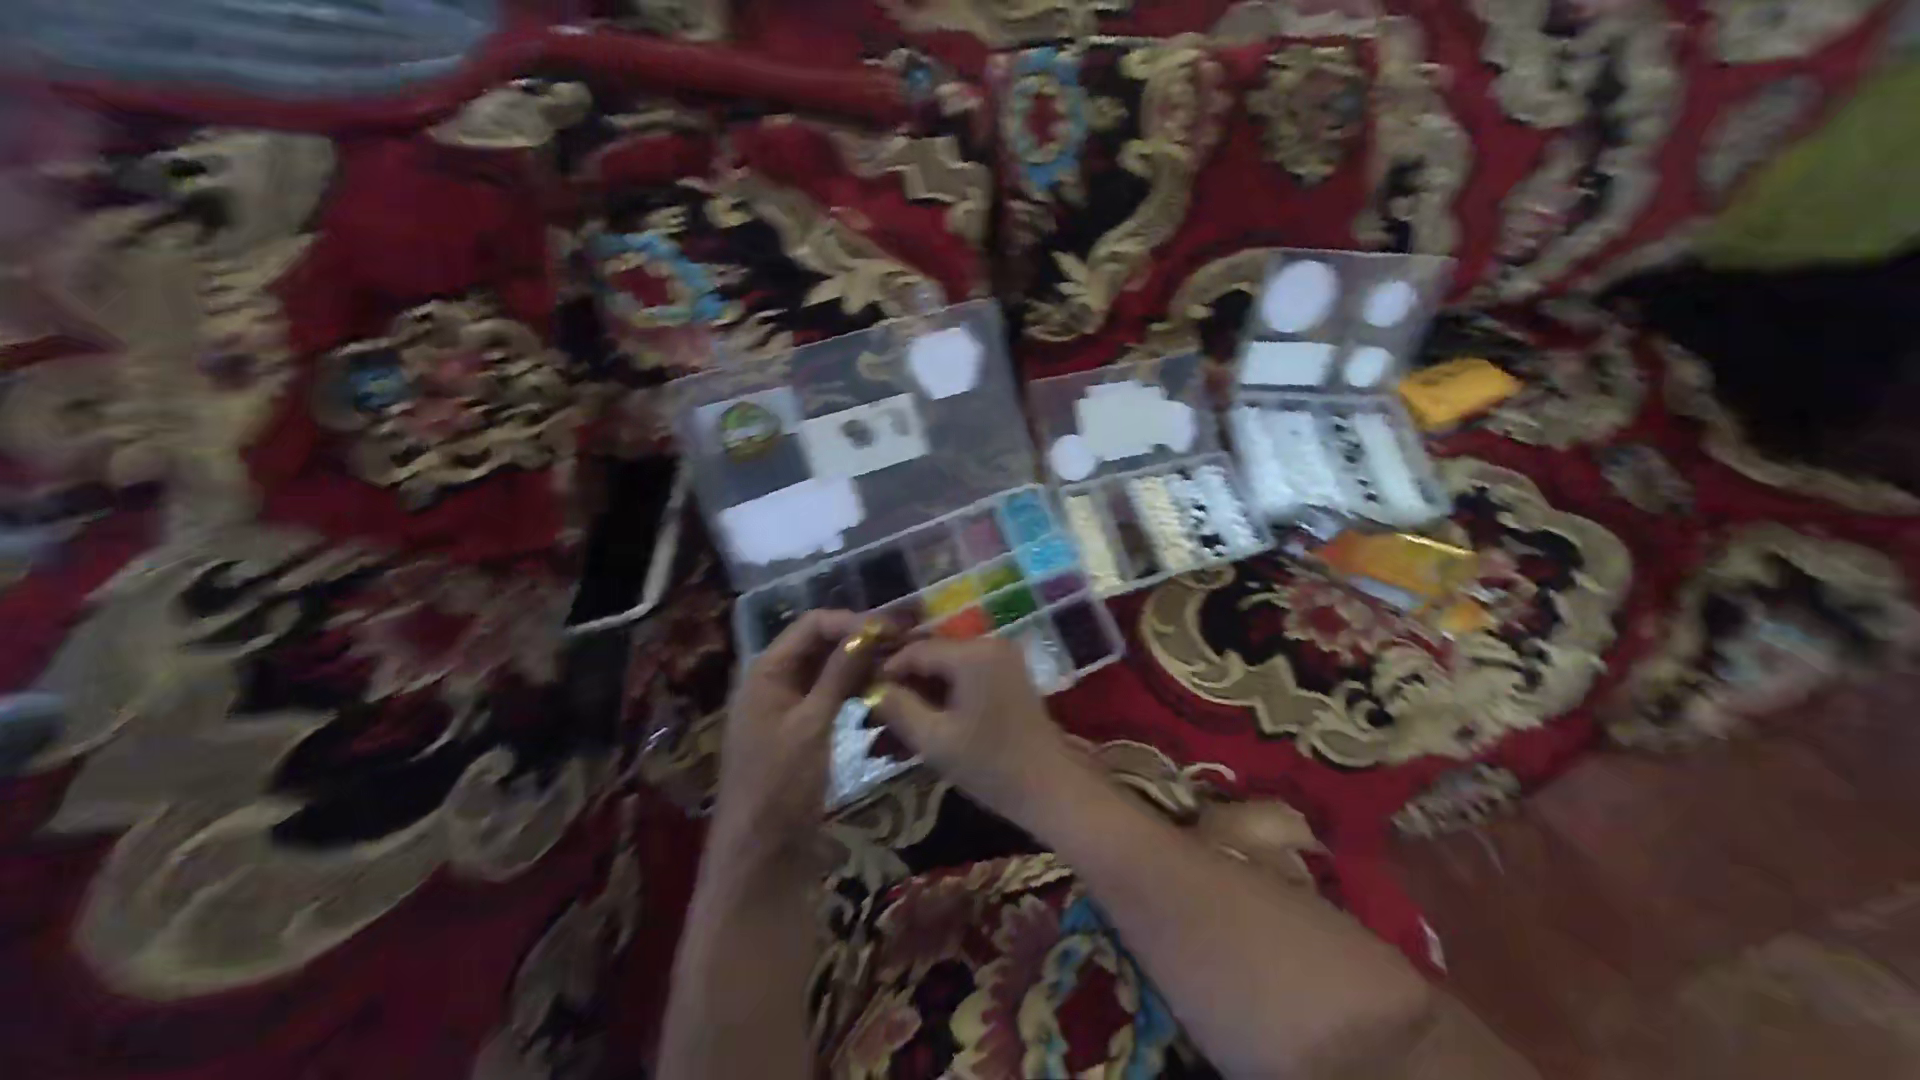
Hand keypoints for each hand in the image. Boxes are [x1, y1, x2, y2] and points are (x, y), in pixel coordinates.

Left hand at [711, 609, 875, 869]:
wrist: (761, 854)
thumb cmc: (779, 785)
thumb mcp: (811, 726)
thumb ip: (837, 675)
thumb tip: (865, 630)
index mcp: (765, 672)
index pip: (810, 626)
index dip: (849, 621)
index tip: (890, 630)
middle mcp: (774, 681)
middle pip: (817, 644)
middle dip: (856, 640)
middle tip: (901, 645)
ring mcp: (787, 706)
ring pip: (825, 670)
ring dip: (857, 664)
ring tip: (896, 664)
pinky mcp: (801, 728)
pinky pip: (828, 695)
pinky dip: (852, 688)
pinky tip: (880, 690)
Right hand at [870, 638, 1077, 820]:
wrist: (1051, 789)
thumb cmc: (991, 766)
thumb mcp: (934, 741)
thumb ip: (898, 708)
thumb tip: (872, 689)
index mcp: (973, 654)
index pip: (915, 650)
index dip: (885, 671)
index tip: (862, 695)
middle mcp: (989, 644)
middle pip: (932, 657)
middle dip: (903, 685)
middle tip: (875, 713)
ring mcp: (1002, 660)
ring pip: (946, 669)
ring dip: (921, 694)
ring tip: (894, 726)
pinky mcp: (1008, 676)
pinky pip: (965, 678)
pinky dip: (944, 698)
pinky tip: (924, 724)